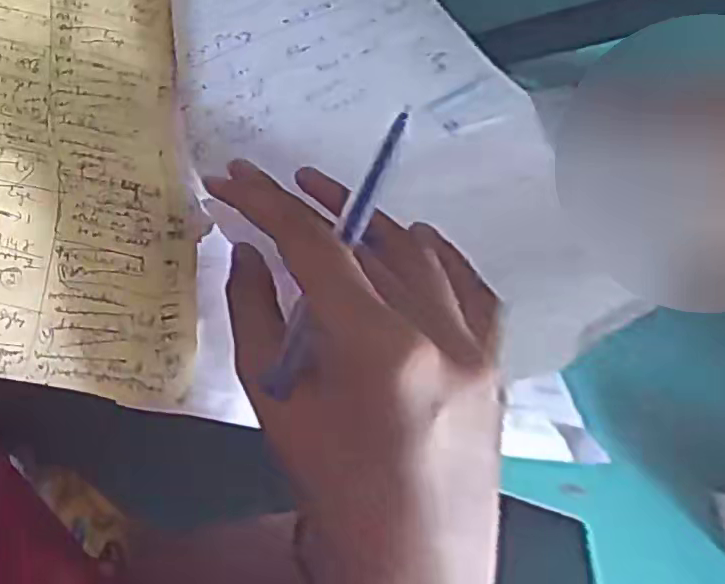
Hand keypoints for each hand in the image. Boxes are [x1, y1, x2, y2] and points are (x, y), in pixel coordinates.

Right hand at [205, 160, 503, 583]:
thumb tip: (249, 249)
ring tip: (317, 191)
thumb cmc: (324, 473)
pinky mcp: (495, 366)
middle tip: (254, 178)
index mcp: (376, 344)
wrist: (412, 556)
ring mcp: (477, 349)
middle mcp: (438, 335)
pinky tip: (410, 236)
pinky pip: (471, 290)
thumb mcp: (266, 387)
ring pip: (415, 254)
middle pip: (360, 240)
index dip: (265, 203)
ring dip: (360, 216)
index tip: (228, 179)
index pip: (313, 245)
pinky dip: (435, 254)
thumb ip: (252, 306)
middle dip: (299, 201)